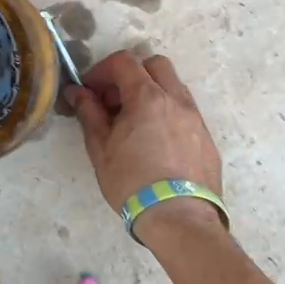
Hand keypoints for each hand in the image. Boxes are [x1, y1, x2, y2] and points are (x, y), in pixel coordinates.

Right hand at [66, 50, 222, 218]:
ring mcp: (196, 120)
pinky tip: (156, 143)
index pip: (124, 61)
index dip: (102, 71)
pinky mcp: (208, 141)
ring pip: (174, 87)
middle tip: (115, 101)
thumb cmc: (132, 182)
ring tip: (135, 123)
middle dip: (132, 74)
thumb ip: (88, 112)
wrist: (180, 221)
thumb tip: (76, 91)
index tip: (90, 91)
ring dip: (152, 93)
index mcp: (147, 97)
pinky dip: (167, 114)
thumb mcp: (100, 147)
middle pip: (155, 65)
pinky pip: (186, 113)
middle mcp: (176, 100)